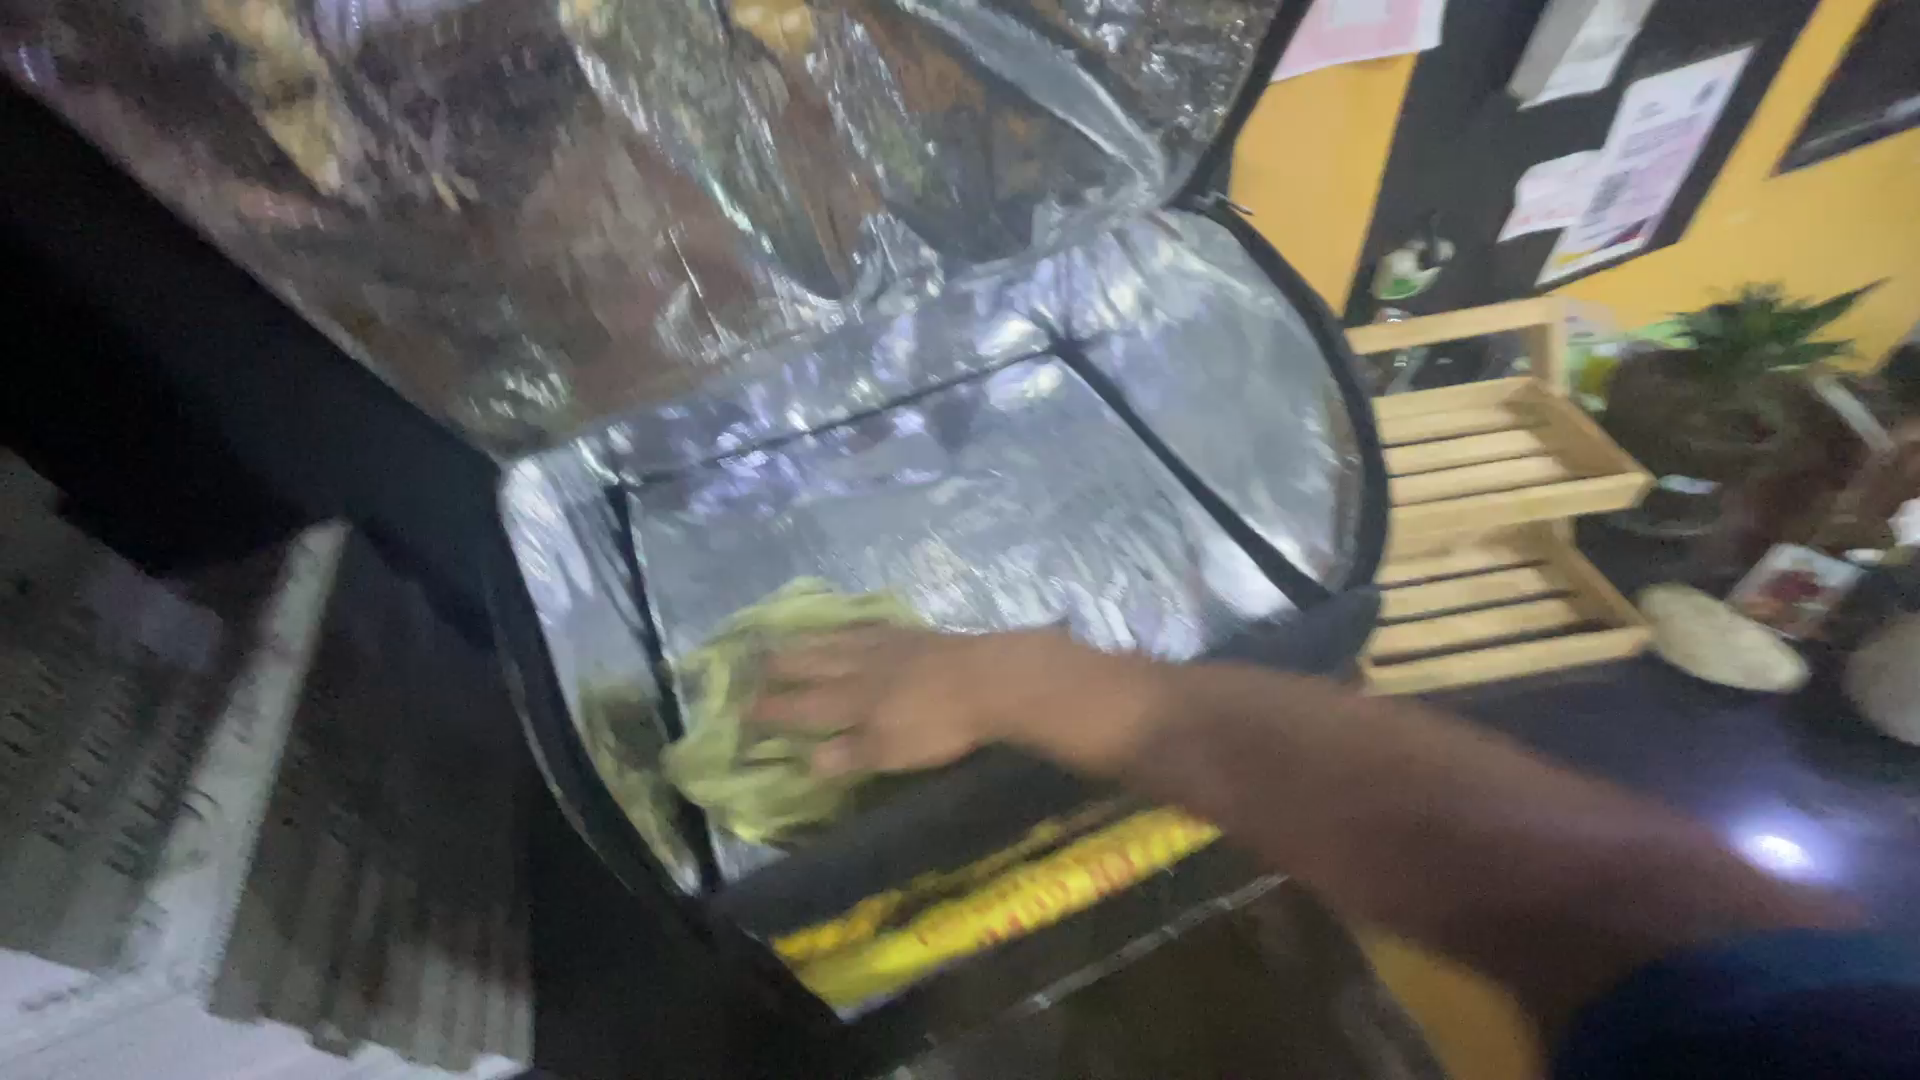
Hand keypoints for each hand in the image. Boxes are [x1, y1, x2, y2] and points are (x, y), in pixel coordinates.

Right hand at [748, 625, 1150, 776]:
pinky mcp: (914, 634)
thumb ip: (848, 754)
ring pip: (836, 640)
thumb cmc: (941, 724)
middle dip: (781, 667)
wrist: (991, 677)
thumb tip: (806, 759)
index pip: (801, 705)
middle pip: (812, 663)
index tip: (743, 709)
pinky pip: (868, 627)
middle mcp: (861, 665)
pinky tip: (851, 628)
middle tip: (754, 665)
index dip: (771, 708)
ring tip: (789, 640)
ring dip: (808, 643)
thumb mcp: (890, 751)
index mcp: (852, 699)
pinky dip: (848, 628)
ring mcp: (889, 644)